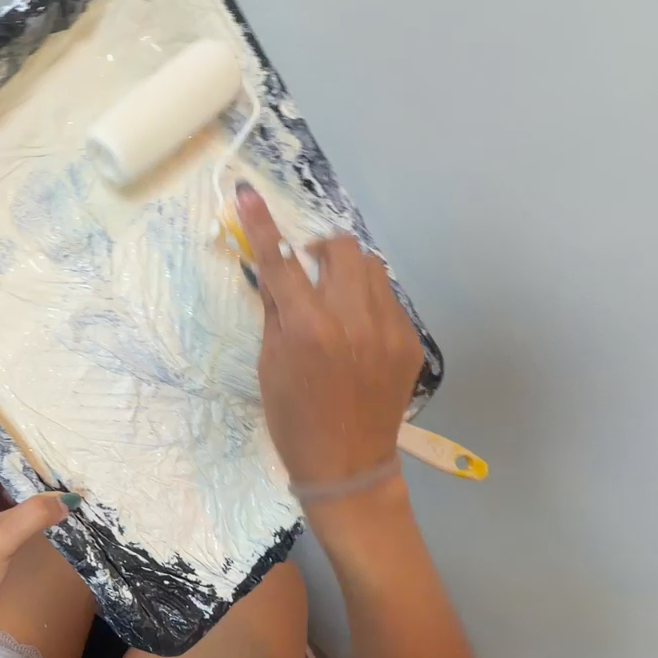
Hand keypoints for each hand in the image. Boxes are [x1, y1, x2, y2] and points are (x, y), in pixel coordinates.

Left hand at [0, 444, 78, 627]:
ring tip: (66, 456)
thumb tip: (71, 498)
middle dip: (25, 446)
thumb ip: (34, 514)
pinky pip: (22, 506)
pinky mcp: (0, 531)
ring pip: (14, 484)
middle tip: (58, 430)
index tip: (20, 407)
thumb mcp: (0, 538)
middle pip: (1, 460)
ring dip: (35, 474)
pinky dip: (39, 500)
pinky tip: (61, 497)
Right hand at [235, 183, 423, 489]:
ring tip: (332, 299)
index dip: (261, 224)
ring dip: (345, 270)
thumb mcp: (270, 366)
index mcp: (308, 329)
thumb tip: (271, 270)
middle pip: (340, 248)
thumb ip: (274, 311)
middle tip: (305, 269)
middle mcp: (352, 320)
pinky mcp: (409, 341)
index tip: (248, 193)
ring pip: (371, 267)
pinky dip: (366, 300)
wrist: (347, 464)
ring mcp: (388, 328)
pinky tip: (354, 330)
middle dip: (318, 249)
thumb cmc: (294, 420)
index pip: (280, 262)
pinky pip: (387, 299)